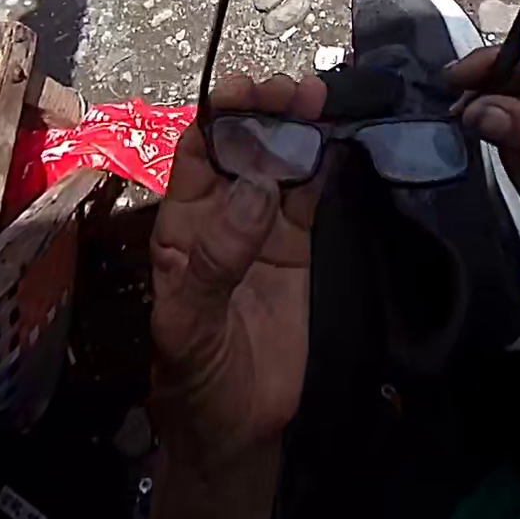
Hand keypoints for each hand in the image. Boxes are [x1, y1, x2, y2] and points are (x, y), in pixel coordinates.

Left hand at [150, 73, 326, 463]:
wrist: (239, 429)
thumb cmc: (197, 377)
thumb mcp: (190, 322)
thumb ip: (218, 256)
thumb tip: (257, 187)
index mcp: (184, 223)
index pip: (196, 155)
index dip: (217, 118)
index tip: (242, 90)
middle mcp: (222, 213)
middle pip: (242, 148)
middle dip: (261, 112)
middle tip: (289, 88)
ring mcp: (262, 225)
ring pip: (279, 164)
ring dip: (295, 129)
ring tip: (316, 97)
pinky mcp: (297, 244)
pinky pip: (310, 196)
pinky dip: (323, 167)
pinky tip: (335, 141)